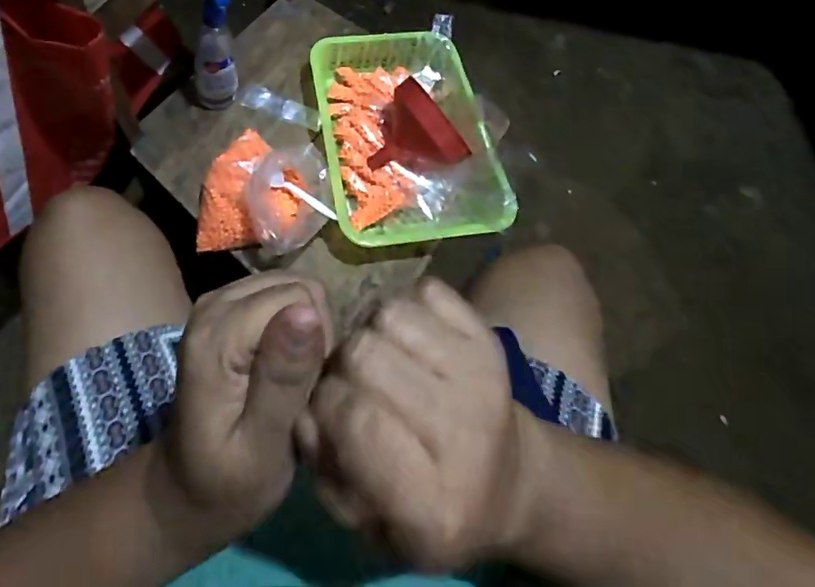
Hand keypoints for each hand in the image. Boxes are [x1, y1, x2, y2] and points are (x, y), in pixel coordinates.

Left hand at [160, 272, 332, 549]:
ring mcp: (216, 300)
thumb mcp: (262, 446)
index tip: (308, 388)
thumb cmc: (227, 481)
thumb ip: (284, 379)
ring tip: (293, 376)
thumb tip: (308, 312)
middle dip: (312, 330)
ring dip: (304, 327)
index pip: (298, 298)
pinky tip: (283, 362)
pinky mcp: (225, 304)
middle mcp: (213, 304)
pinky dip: (292, 322)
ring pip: (292, 285)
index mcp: (217, 335)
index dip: (317, 340)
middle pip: (296, 285)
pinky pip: (279, 292)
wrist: (184, 489)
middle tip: (301, 386)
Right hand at [305, 278, 546, 571]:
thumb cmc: (428, 510)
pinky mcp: (490, 339)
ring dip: (372, 329)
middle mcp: (464, 433)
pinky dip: (408, 306)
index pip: (357, 421)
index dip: (327, 405)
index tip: (327, 408)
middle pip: (367, 355)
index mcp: (432, 502)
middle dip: (342, 363)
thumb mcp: (370, 523)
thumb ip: (327, 472)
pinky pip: (428, 291)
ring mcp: (481, 377)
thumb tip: (304, 411)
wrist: (510, 481)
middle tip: (349, 379)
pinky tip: (409, 338)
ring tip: (380, 355)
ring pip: (392, 314)